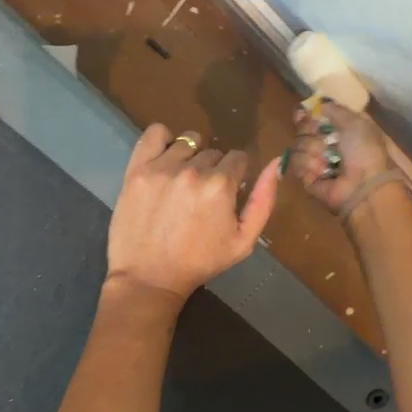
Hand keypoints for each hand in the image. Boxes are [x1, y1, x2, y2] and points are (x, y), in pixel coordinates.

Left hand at [106, 124, 279, 301]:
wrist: (149, 278)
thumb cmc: (199, 264)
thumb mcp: (243, 241)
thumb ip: (263, 201)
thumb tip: (275, 163)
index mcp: (220, 185)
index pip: (238, 159)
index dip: (234, 176)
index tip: (224, 195)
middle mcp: (192, 170)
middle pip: (212, 153)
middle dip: (212, 170)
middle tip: (199, 198)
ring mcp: (161, 168)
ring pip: (187, 143)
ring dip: (189, 157)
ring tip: (181, 183)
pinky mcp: (137, 170)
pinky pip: (155, 133)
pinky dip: (162, 141)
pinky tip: (164, 161)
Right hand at [289, 101, 391, 214]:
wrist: (363, 184)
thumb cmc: (364, 151)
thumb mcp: (355, 122)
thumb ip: (335, 110)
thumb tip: (319, 103)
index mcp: (338, 129)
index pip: (312, 117)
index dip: (306, 115)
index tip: (303, 114)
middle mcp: (324, 144)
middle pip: (301, 130)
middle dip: (311, 132)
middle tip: (325, 140)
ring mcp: (313, 161)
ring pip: (297, 146)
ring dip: (313, 151)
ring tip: (328, 161)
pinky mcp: (305, 178)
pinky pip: (295, 163)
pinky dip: (309, 165)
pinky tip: (322, 171)